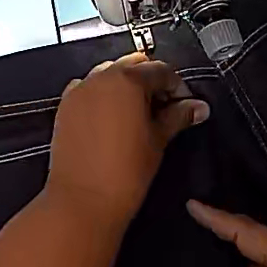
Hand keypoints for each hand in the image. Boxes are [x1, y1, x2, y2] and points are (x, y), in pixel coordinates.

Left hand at [43, 53, 208, 225]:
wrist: (81, 201)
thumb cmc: (127, 170)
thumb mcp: (158, 140)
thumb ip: (178, 116)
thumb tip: (200, 107)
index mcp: (128, 80)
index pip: (161, 71)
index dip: (178, 86)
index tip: (185, 106)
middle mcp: (102, 76)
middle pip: (134, 65)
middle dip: (152, 80)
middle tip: (163, 107)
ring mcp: (80, 89)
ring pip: (110, 72)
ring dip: (127, 84)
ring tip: (137, 112)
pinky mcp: (65, 105)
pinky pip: (88, 87)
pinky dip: (102, 93)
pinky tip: (110, 116)